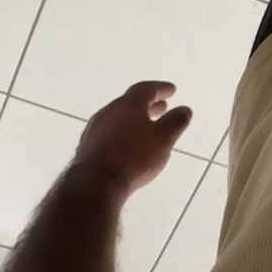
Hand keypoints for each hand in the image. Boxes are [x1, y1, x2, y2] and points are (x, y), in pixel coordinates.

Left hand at [71, 81, 192, 197]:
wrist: (95, 183)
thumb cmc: (134, 156)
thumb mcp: (164, 138)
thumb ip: (176, 122)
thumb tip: (184, 109)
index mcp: (127, 105)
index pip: (145, 89)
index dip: (160, 88)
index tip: (172, 90)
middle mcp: (108, 112)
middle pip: (129, 103)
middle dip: (148, 105)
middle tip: (162, 108)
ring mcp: (94, 130)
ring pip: (118, 119)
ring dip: (135, 120)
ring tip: (148, 129)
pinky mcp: (88, 148)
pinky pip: (110, 134)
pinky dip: (124, 134)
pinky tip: (130, 147)